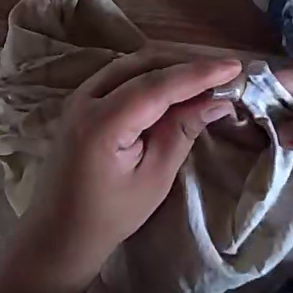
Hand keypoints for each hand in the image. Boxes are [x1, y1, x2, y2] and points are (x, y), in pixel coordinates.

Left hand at [16, 51, 241, 291]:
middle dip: (186, 61)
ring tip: (208, 72)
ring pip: (131, 62)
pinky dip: (151, 71)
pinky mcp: (81, 99)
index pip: (155, 85)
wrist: (58, 231)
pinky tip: (176, 81)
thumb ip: (182, 132)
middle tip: (225, 69)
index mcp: (101, 124)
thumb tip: (218, 100)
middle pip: (142, 63)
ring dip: (170, 63)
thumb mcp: (153, 179)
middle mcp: (84, 98)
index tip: (234, 66)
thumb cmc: (109, 216)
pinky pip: (120, 73)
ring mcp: (79, 95)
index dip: (197, 73)